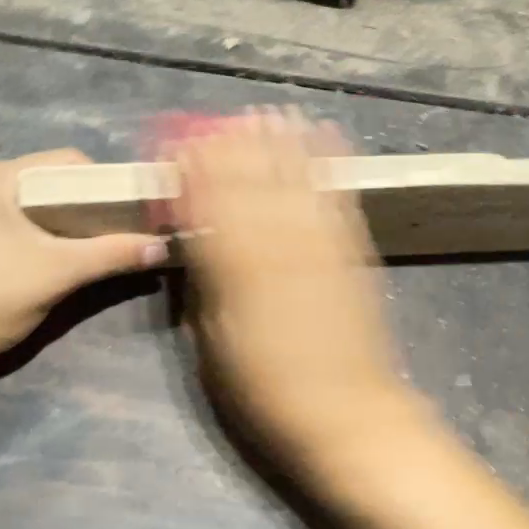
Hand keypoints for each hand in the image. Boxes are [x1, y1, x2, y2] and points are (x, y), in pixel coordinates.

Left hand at [0, 150, 166, 361]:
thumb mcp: (60, 271)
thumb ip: (112, 254)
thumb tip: (162, 247)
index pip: (68, 162)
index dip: (107, 182)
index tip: (133, 209)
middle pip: (56, 183)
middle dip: (93, 205)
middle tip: (125, 229)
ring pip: (43, 207)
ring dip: (75, 224)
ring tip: (106, 244)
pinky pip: (28, 225)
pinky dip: (54, 236)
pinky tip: (72, 257)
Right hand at [169, 111, 421, 462]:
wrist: (348, 414)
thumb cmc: (266, 391)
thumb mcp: (214, 344)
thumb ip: (203, 286)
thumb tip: (193, 243)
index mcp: (235, 269)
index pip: (207, 202)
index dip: (190, 169)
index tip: (175, 146)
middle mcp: (277, 243)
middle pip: (249, 178)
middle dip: (229, 146)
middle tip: (213, 123)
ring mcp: (320, 241)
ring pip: (293, 175)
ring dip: (276, 141)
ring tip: (262, 113)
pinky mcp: (354, 247)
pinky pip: (337, 192)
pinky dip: (328, 159)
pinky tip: (322, 132)